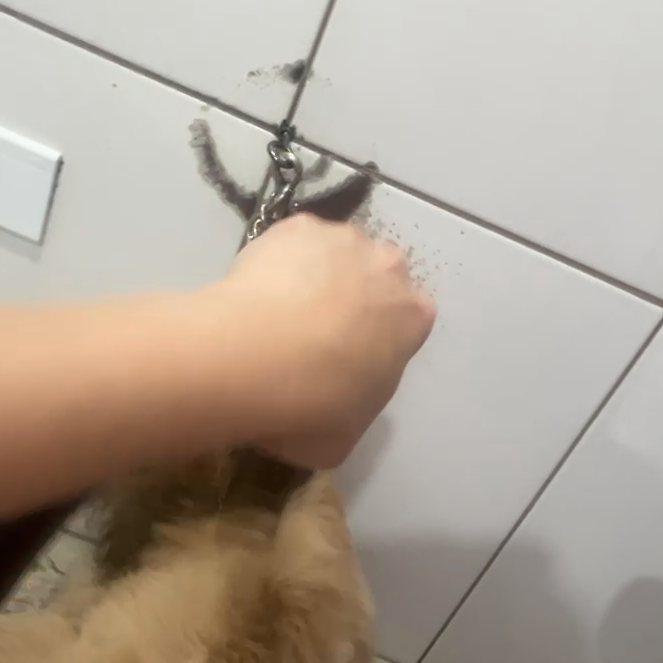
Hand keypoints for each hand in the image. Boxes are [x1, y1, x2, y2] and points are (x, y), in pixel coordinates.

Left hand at [214, 215, 435, 467]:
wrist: (250, 359)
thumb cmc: (309, 406)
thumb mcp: (344, 437)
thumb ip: (352, 413)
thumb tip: (330, 413)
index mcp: (412, 319)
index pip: (407, 324)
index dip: (378, 341)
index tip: (349, 360)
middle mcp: (388, 267)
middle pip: (377, 279)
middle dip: (355, 300)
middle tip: (316, 334)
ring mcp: (341, 239)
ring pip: (336, 255)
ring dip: (318, 275)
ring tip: (279, 311)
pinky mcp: (295, 226)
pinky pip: (294, 243)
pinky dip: (280, 261)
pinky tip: (256, 292)